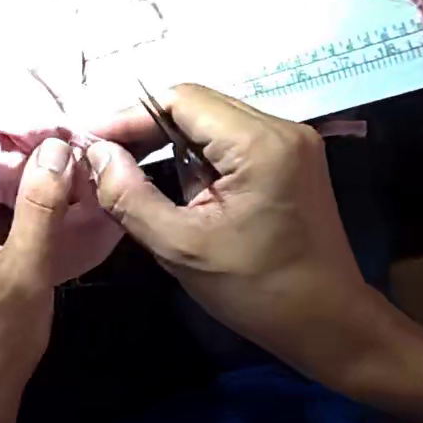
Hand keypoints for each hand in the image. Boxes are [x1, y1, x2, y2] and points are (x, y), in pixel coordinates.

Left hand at [0, 137, 77, 412]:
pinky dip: (37, 203)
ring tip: (78, 154)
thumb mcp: (23, 269)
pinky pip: (11, 212)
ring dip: (37, 178)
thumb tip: (59, 145)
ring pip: (3, 190)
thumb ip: (40, 208)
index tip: (54, 120)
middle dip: (29, 154)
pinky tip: (69, 189)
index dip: (11, 134)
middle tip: (76, 134)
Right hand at [86, 85, 386, 382]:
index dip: (131, 116)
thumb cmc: (257, 292)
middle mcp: (282, 128)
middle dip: (147, 128)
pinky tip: (174, 181)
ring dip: (171, 142)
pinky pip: (232, 141)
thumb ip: (130, 196)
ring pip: (213, 122)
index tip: (93, 141)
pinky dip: (198, 156)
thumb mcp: (181, 248)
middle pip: (198, 105)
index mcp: (261, 144)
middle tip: (106, 157)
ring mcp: (291, 141)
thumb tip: (97, 154)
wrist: (329, 323)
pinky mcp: (291, 158)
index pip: (182, 99)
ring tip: (131, 169)